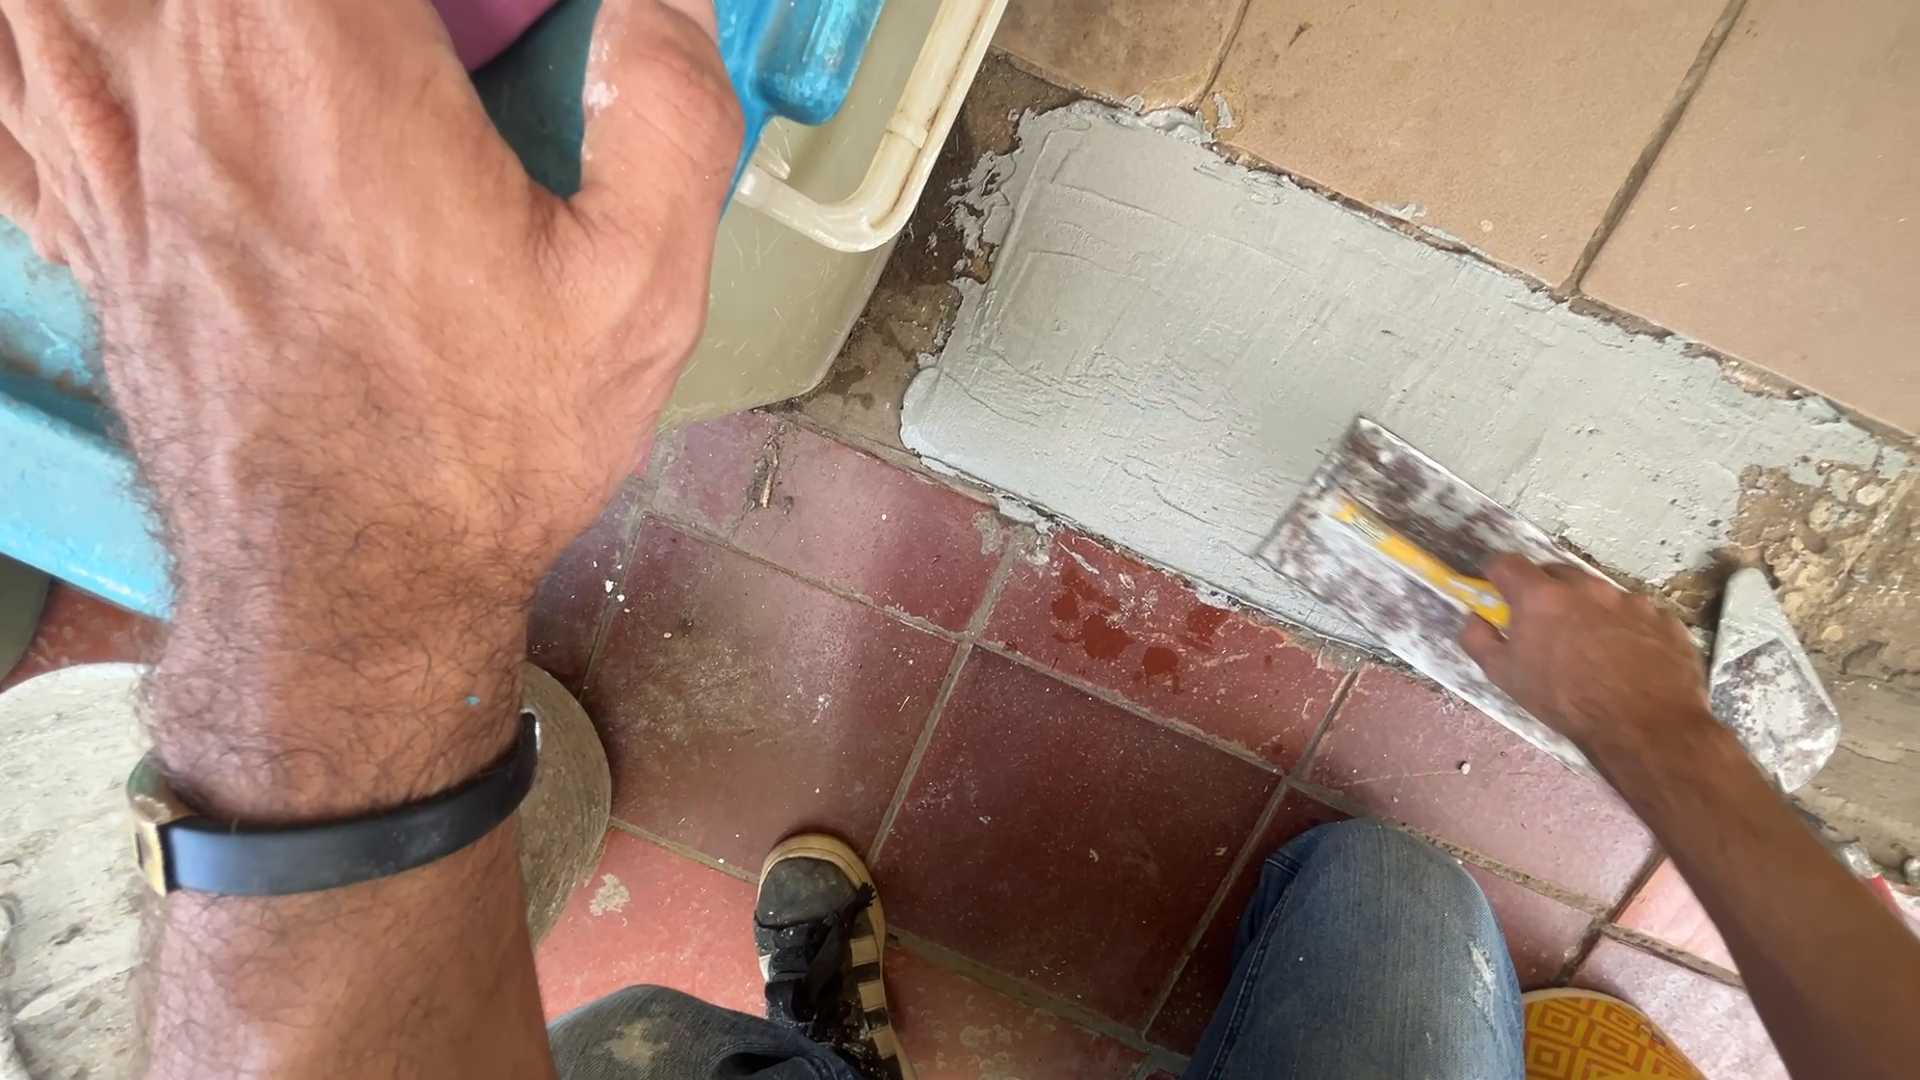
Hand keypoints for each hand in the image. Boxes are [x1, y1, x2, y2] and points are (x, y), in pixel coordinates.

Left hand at [0, 0, 742, 817]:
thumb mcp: (642, 291)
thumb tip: (666, 1)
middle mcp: (161, 43)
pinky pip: (50, 40)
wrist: (361, 576)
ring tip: (379, 99)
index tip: (521, 32)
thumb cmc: (503, 435)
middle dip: (426, 24)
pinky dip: (150, 50)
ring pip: (142, 3)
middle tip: (466, 71)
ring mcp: (82, 105)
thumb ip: (668, 120)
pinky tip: (231, 93)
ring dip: (284, 38)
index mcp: (318, 49)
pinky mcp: (69, 177)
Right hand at [1461, 555, 1715, 762]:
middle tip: (1543, 624)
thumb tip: (1476, 618)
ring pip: (1596, 593)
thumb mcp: (1501, 674)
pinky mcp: (1665, 619)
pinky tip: (1624, 656)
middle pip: (1554, 572)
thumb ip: (1477, 638)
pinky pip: (1633, 613)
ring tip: (1589, 645)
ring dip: (1585, 608)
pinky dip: (1622, 626)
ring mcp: (1631, 601)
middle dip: (1543, 591)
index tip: (1499, 595)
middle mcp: (1587, 588)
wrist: (1645, 727)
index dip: (1498, 577)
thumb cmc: (1563, 698)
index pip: (1508, 563)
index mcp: (1541, 596)